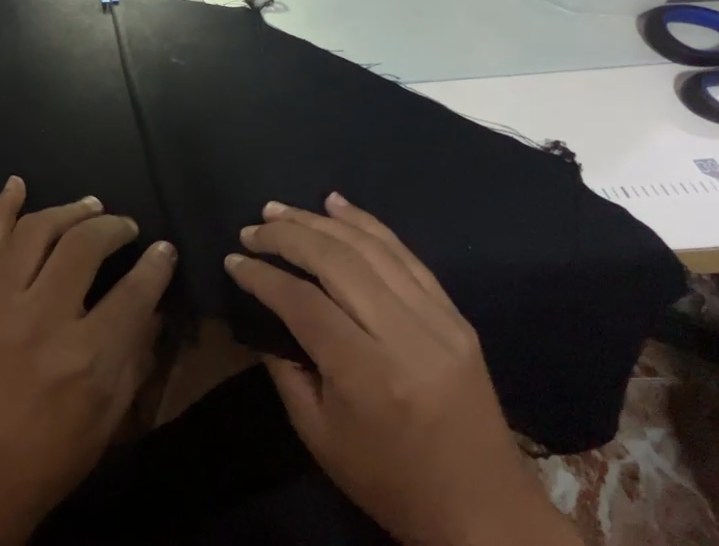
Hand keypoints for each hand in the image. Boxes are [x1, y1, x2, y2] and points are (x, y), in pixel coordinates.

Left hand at [0, 176, 176, 544]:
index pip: (134, 292)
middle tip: (126, 226)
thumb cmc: (55, 450)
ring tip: (90, 206)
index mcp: (87, 355)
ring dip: (67, 210)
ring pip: (37, 231)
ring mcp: (2, 300)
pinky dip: (2, 207)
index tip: (165, 249)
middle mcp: (43, 316)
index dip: (156, 266)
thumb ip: (136, 353)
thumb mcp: (112, 413)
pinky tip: (17, 184)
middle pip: (83, 247)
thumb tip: (154, 305)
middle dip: (112, 227)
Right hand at [226, 193, 579, 545]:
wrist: (487, 514)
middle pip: (337, 262)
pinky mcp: (457, 317)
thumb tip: (261, 314)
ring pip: (372, 249)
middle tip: (250, 229)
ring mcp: (440, 322)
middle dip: (286, 236)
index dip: (262, 276)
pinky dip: (369, 224)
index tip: (231, 261)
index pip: (303, 302)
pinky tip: (337, 204)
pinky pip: (407, 257)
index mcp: (368, 374)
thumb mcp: (318, 434)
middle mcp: (408, 337)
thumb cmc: (390, 482)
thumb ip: (284, 367)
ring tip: (279, 209)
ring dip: (320, 222)